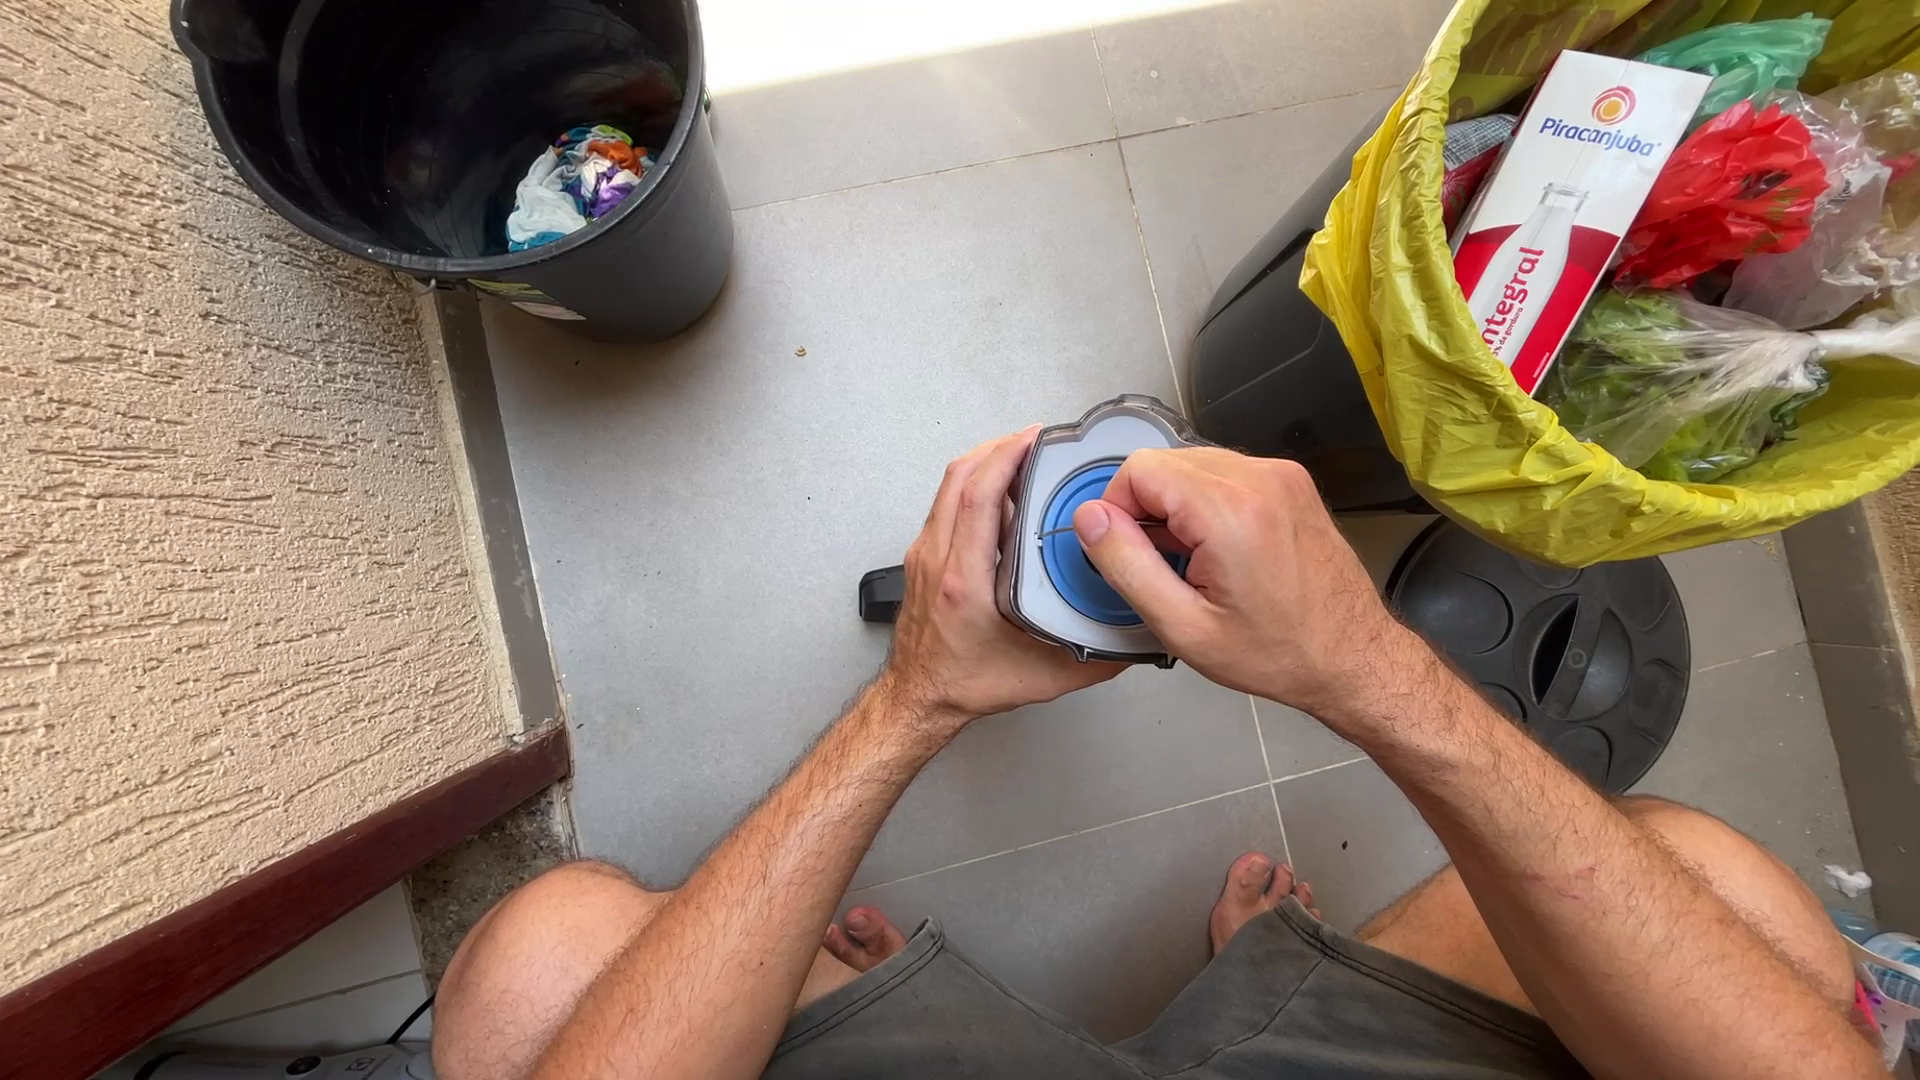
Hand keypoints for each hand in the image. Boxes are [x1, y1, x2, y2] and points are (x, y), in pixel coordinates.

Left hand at [883, 429, 1122, 727]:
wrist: (918, 697)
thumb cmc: (964, 685)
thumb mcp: (1043, 677)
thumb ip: (1095, 658)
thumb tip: (1133, 636)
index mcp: (963, 582)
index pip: (976, 498)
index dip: (1004, 458)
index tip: (1032, 440)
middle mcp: (936, 560)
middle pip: (958, 478)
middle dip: (998, 448)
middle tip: (1034, 441)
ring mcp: (924, 555)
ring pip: (946, 487)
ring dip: (984, 463)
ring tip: (1020, 458)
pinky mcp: (922, 557)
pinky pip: (944, 504)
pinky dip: (972, 485)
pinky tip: (1000, 493)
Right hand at [1070, 448, 1412, 719]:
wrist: (1352, 658)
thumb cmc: (1274, 652)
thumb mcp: (1182, 626)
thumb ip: (1126, 565)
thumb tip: (1089, 517)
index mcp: (1231, 511)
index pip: (1139, 468)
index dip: (1116, 507)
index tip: (1127, 551)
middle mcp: (1261, 478)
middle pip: (1162, 461)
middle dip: (1144, 506)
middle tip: (1158, 561)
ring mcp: (1281, 475)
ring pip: (1189, 462)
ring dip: (1172, 503)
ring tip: (1189, 557)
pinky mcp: (1290, 481)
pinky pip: (1221, 471)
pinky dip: (1202, 500)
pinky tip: (1213, 545)